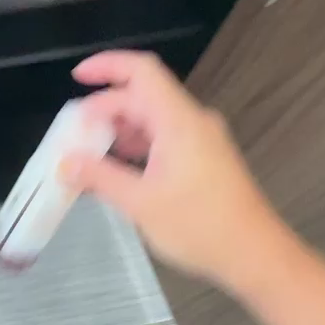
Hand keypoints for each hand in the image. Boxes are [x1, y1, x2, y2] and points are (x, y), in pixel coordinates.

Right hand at [58, 50, 300, 295]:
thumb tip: (65, 164)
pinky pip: (164, 136)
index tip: (78, 77)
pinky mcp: (206, 158)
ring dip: (120, 129)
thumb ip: (100, 178)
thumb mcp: (141, 204)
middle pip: (142, 95)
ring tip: (91, 152)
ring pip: (152, 117)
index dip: (107, 65)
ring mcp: (202, 139)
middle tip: (75, 133)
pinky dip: (138, 144)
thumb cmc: (203, 227)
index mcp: (178, 121)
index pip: (141, 71)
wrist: (259, 259)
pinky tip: (120, 169)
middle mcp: (192, 121)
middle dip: (104, 109)